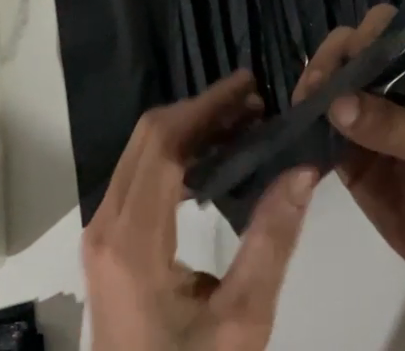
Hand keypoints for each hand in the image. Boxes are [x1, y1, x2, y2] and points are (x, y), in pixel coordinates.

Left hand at [84, 70, 318, 350]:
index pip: (165, 142)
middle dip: (202, 110)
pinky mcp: (108, 245)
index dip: (207, 105)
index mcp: (132, 239)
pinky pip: (138, 178)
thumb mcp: (241, 320)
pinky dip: (176, 156)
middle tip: (255, 102)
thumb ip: (272, 241)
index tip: (251, 85)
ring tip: (244, 124)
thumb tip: (303, 168)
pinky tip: (215, 162)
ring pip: (140, 154)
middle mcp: (105, 224)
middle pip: (148, 138)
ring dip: (189, 130)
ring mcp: (101, 234)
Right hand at [292, 5, 404, 288]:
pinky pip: (318, 127)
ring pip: (331, 84)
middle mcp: (392, 88)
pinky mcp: (345, 151)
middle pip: (353, 51)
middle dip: (332, 60)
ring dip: (313, 88)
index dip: (368, 38)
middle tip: (316, 88)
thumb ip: (393, 127)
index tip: (349, 61)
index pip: (393, 34)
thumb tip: (337, 102)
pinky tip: (295, 128)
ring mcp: (365, 118)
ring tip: (302, 106)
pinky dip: (304, 123)